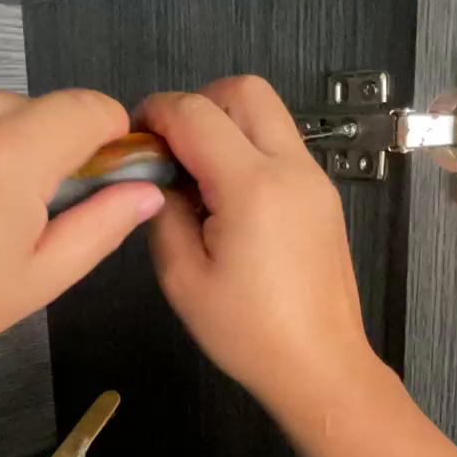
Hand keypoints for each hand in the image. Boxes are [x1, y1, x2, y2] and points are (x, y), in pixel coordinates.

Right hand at [141, 76, 382, 412]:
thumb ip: (163, 213)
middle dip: (197, 103)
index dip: (156, 112)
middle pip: (244, 91)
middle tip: (170, 148)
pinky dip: (248, 148)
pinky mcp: (323, 196)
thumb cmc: (247, 332)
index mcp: (253, 186)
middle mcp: (291, 168)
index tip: (134, 138)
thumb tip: (160, 178)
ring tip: (196, 175)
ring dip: (225, 124)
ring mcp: (314, 180)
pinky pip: (281, 146)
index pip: (196, 112)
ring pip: (268, 113)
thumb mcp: (183, 278)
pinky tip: (227, 197)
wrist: (321, 366)